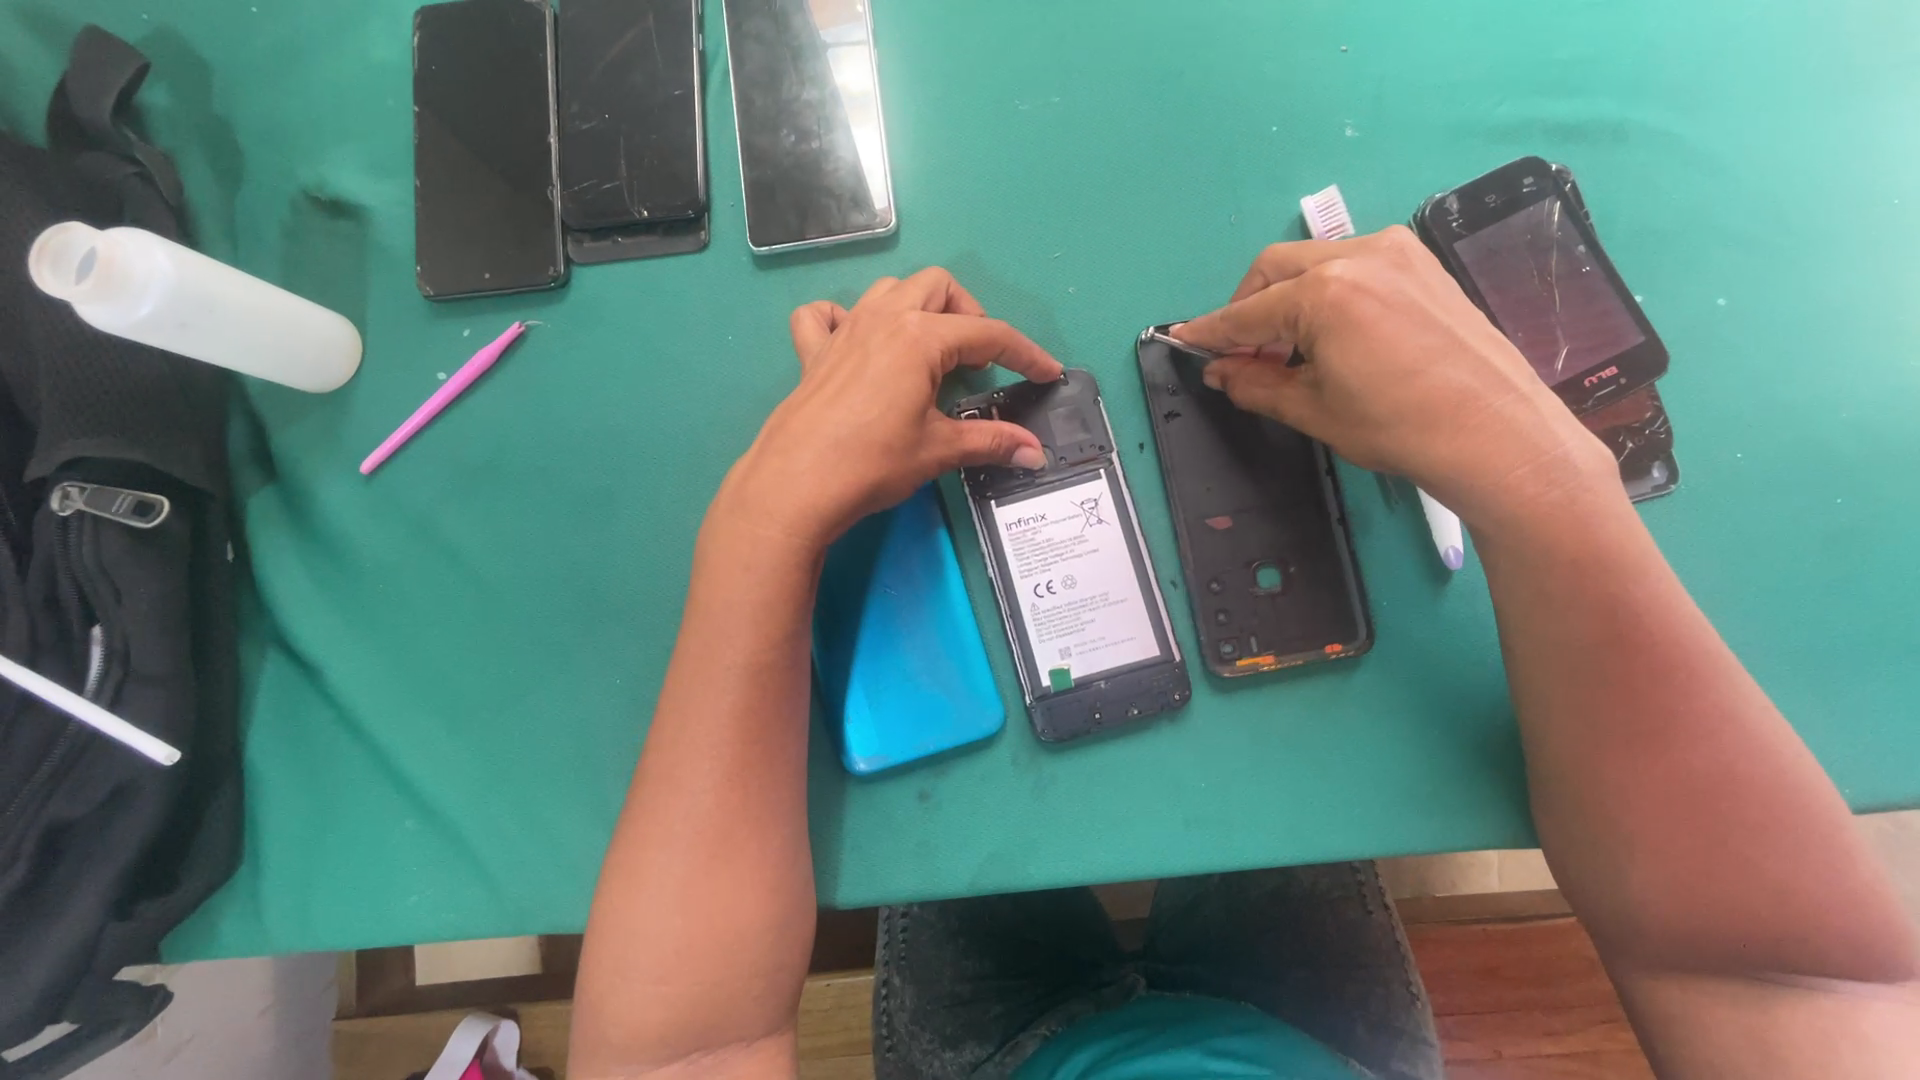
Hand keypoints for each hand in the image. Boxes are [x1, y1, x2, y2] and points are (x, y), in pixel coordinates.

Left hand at [716, 268, 1062, 549]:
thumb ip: (990, 442)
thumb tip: (1035, 454)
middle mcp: (883, 318)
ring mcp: (844, 330)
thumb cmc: (873, 463)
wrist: (796, 483)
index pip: (988, 333)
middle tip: (979, 360)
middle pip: (938, 288)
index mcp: (920, 336)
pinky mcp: (813, 352)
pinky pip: (826, 314)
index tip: (1047, 373)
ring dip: (918, 308)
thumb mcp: (938, 449)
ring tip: (930, 350)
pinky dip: (845, 318)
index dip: (1025, 354)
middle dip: (969, 314)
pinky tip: (857, 344)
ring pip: (889, 290)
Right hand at [1174, 226, 1616, 529]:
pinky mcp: (1423, 265)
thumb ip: (1254, 382)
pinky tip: (1329, 336)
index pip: (1246, 312)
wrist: (1497, 434)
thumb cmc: (1397, 427)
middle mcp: (1358, 255)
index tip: (1183, 342)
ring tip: (1287, 351)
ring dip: (1286, 299)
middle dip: (1247, 309)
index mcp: (1323, 292)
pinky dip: (1324, 293)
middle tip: (1240, 356)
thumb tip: (1219, 370)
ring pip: (1313, 262)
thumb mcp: (1311, 409)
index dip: (1209, 332)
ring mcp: (1397, 253)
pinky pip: (1352, 266)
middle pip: (1274, 269)